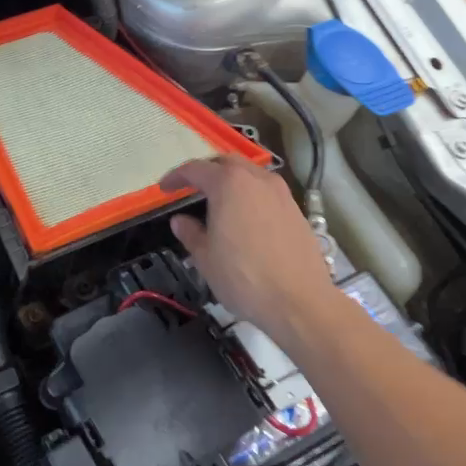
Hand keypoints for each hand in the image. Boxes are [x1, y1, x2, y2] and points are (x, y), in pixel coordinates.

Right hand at [160, 155, 332, 345]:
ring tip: (220, 202)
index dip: (176, 177)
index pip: (195, 169)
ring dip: (232, 182)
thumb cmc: (244, 278)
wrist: (300, 301)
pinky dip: (251, 196)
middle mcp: (256, 180)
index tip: (165, 188)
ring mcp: (281, 194)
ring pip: (251, 175)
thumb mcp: (206, 258)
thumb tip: (180, 222)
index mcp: (228, 184)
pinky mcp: (297, 211)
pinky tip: (247, 219)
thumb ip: (190, 233)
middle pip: (227, 163)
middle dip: (207, 171)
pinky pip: (267, 193)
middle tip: (192, 188)